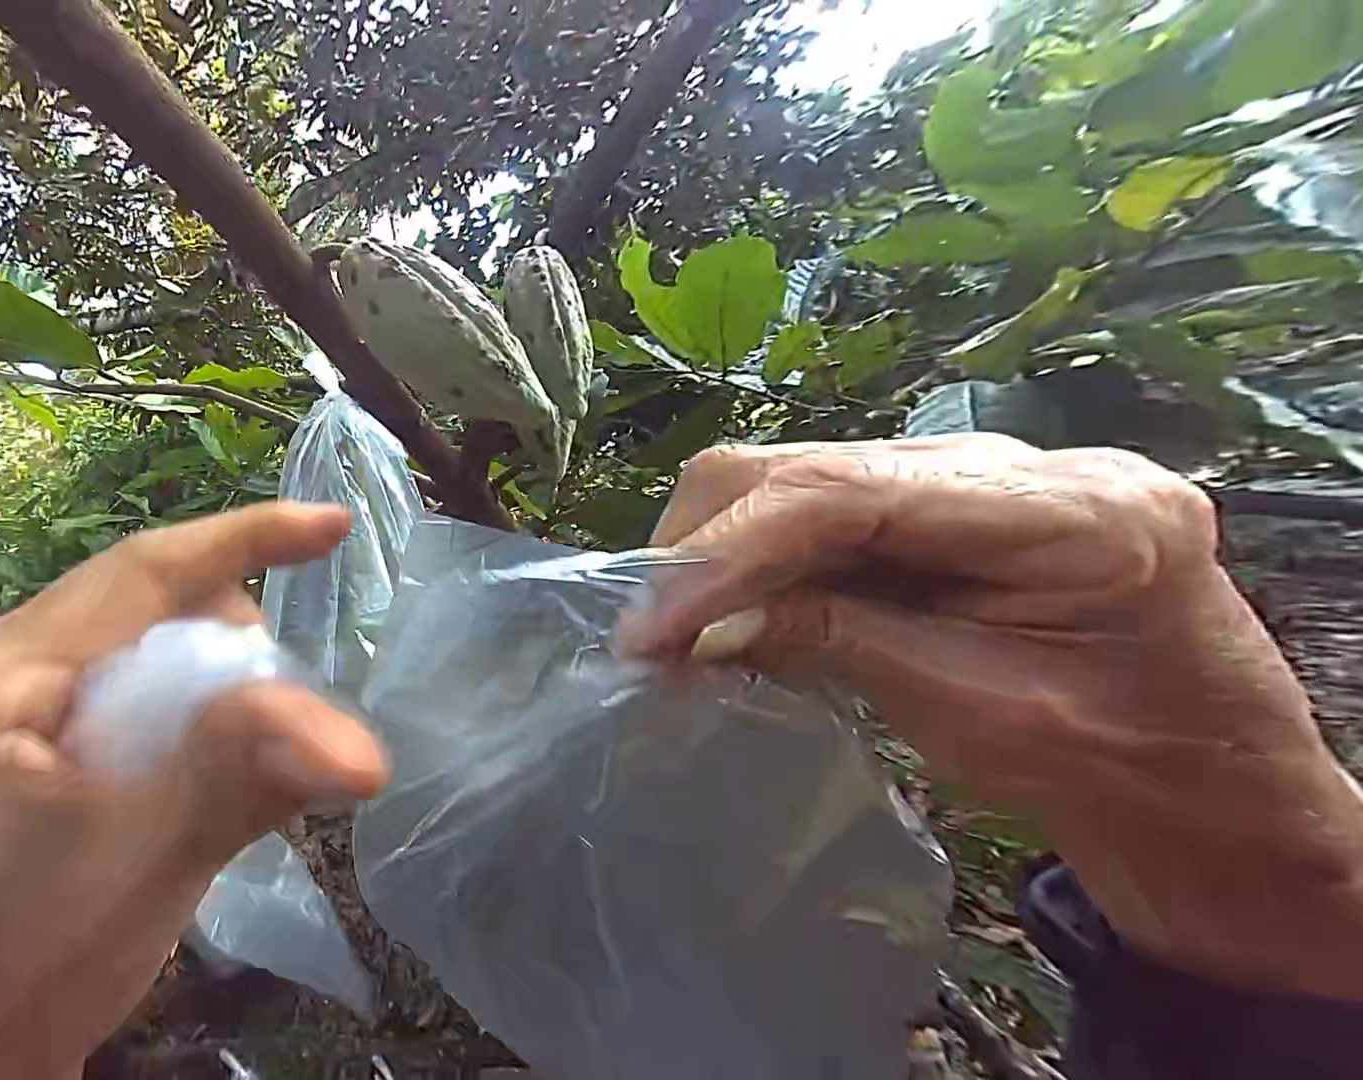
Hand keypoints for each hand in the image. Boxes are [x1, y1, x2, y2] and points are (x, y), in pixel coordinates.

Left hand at [0, 502, 387, 1079]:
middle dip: (227, 643)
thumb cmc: (34, 972)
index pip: (136, 574)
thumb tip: (364, 751)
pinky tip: (199, 757)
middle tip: (273, 717)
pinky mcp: (23, 723)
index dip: (244, 539)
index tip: (331, 523)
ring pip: (147, 636)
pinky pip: (134, 674)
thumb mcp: (147, 866)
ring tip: (231, 755)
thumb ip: (243, 779)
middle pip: (144, 603)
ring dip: (212, 677)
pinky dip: (189, 701)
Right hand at [624, 435, 1362, 998]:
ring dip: (703, 552)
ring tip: (671, 627)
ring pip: (769, 478)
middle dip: (697, 547)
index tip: (648, 627)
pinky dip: (732, 561)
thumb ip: (830, 641)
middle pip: (787, 467)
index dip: (725, 556)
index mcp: (1063, 508)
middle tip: (647, 632)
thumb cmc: (1115, 764)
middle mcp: (989, 460)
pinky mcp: (898, 499)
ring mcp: (938, 471)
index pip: (841, 497)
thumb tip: (696, 630)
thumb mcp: (971, 710)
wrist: (1182, 772)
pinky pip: (784, 510)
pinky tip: (716, 610)